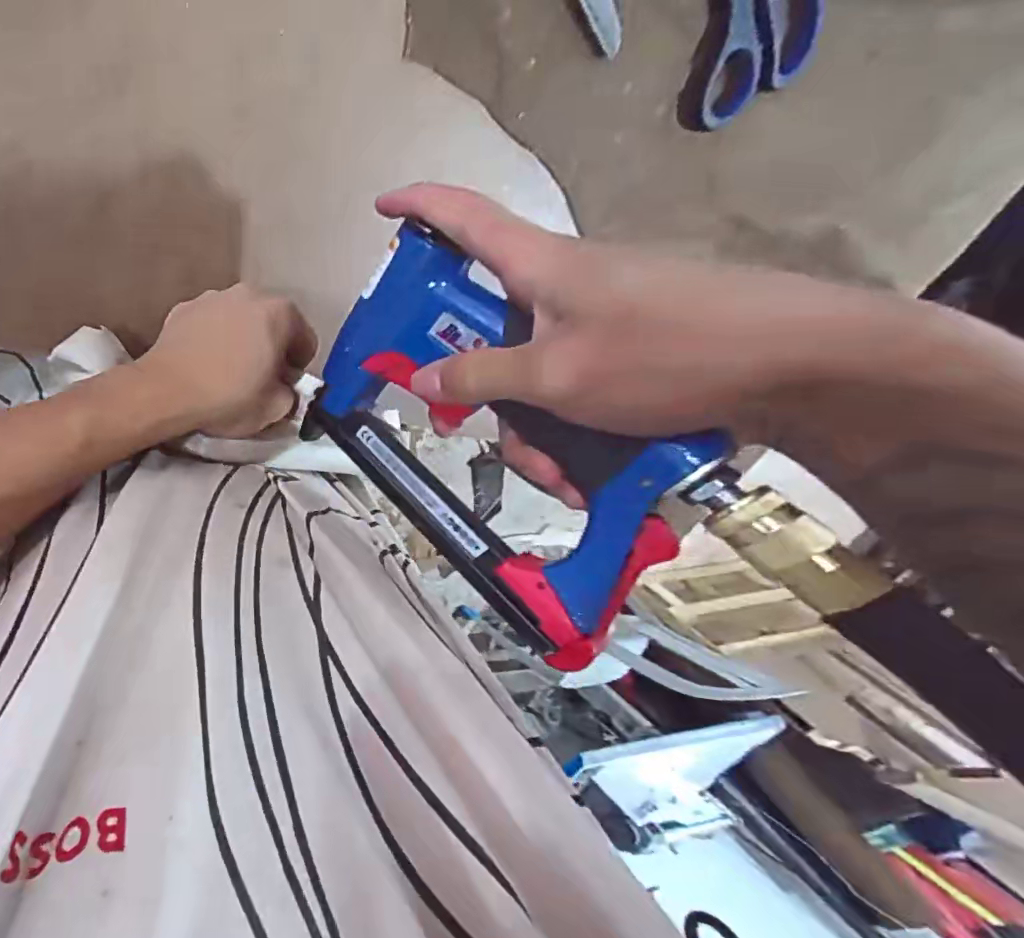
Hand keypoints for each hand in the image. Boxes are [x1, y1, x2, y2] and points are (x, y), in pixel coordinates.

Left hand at [132, 284, 317, 438]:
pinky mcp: (182, 308)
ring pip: (237, 321)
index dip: (296, 369)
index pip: (305, 342)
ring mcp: (212, 297)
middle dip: (267, 349)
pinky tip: (199, 364)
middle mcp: (249, 293)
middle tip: (254, 381)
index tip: (282, 388)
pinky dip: (208, 339)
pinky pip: (206, 325)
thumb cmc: (226, 397)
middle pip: (270, 325)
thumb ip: (290, 397)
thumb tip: (284, 392)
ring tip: (223, 372)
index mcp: (281, 312)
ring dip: (237, 340)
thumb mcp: (272, 410)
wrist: (163, 391)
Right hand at [372, 184, 919, 500]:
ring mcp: (590, 325)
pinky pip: (564, 395)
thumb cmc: (669, 352)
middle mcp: (558, 290)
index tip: (382, 208)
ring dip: (529, 436)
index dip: (420, 208)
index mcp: (539, 269)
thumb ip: (479, 376)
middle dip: (472, 392)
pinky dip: (565, 439)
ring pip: (523, 379)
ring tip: (558, 477)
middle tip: (459, 425)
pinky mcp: (620, 356)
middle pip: (482, 332)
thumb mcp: (555, 374)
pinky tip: (584, 477)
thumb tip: (419, 380)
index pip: (467, 220)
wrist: (807, 369)